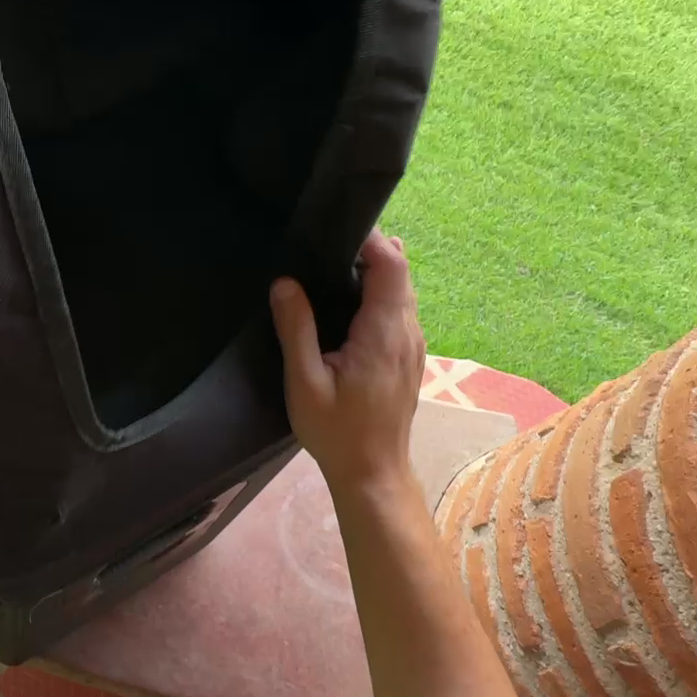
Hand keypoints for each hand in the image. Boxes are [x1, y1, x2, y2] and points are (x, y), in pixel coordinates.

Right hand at [268, 231, 425, 492]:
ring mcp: (412, 344)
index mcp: (383, 333)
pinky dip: (378, 289)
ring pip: (402, 288)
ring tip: (333, 258)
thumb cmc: (335, 431)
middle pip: (400, 271)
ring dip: (375, 267)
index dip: (370, 238)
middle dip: (370, 247)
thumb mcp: (304, 382)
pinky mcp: (407, 354)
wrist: (372, 472)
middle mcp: (406, 332)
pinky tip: (347, 294)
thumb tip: (284, 282)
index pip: (391, 266)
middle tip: (326, 236)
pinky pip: (398, 307)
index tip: (335, 224)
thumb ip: (296, 329)